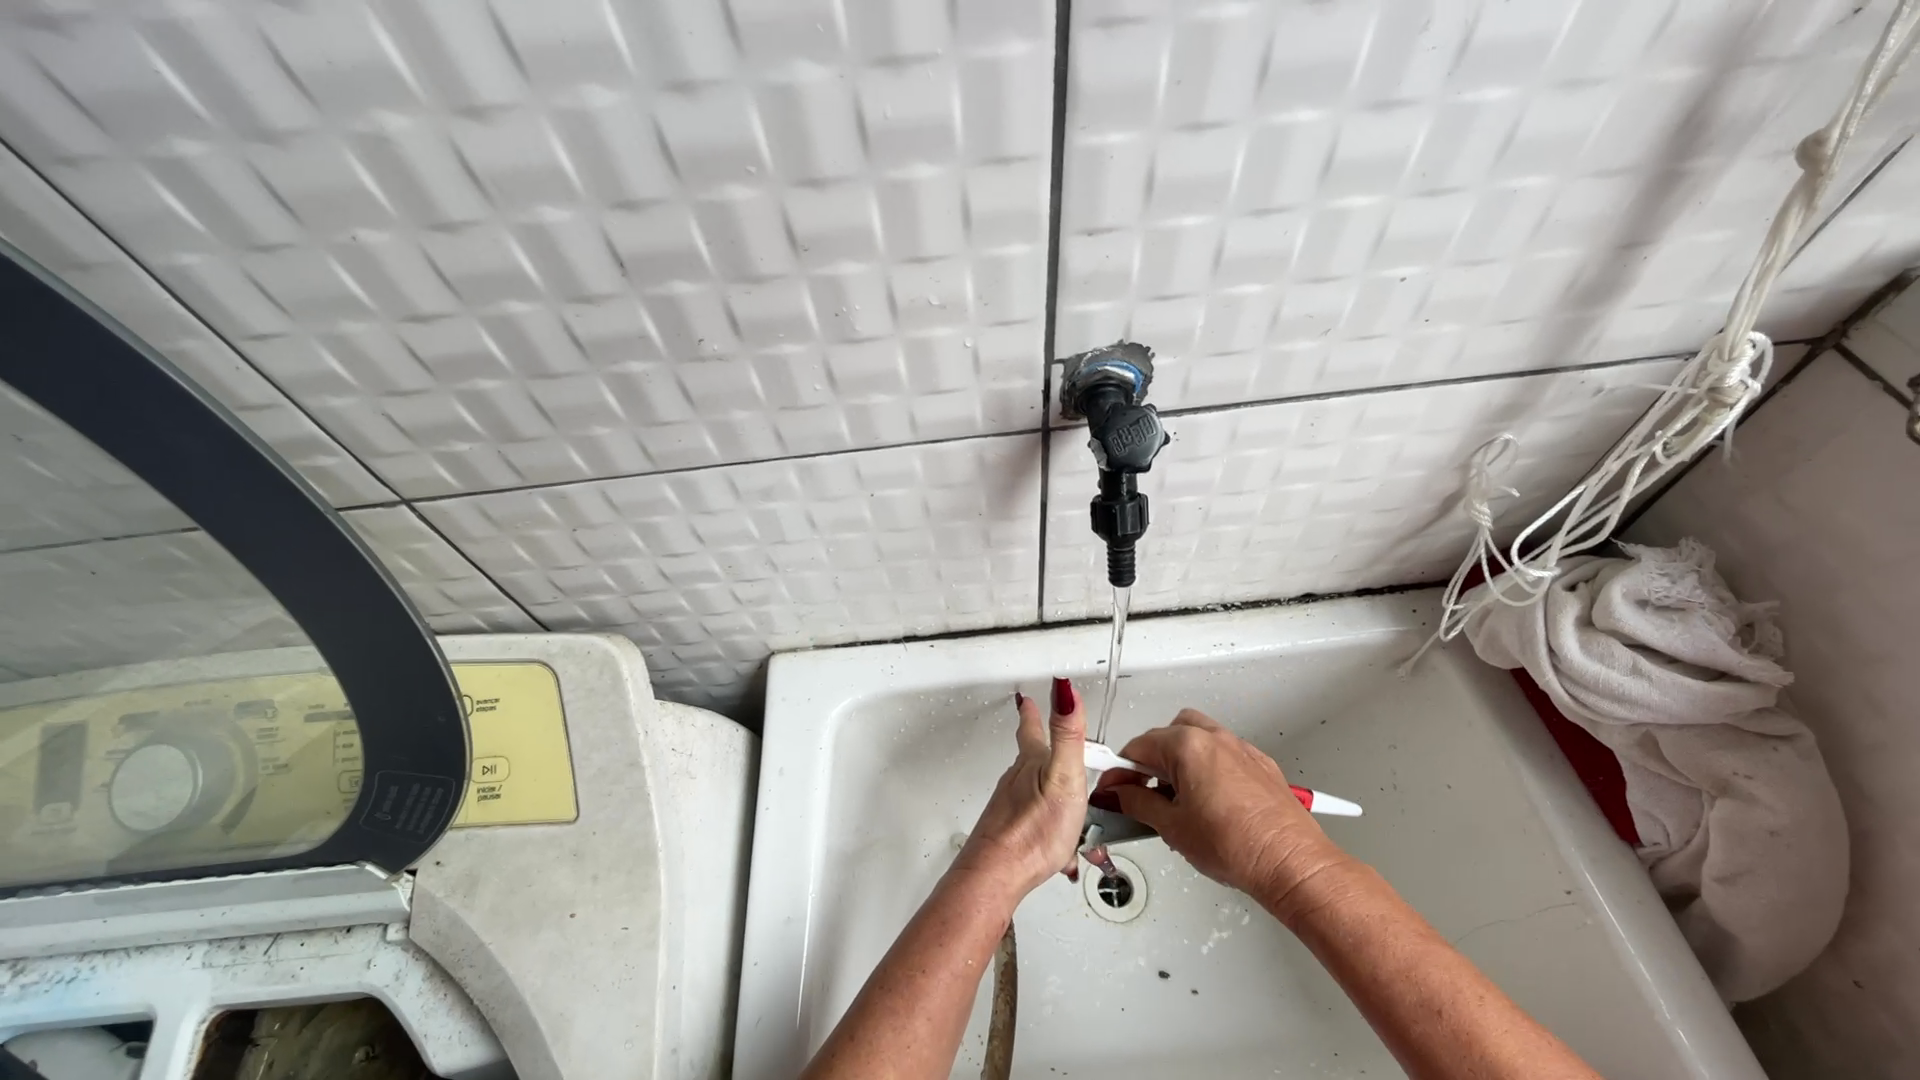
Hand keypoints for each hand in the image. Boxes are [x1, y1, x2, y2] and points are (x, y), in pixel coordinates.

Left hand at [954, 679, 1088, 901]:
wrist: (999, 873)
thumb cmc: (1032, 829)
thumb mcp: (1063, 776)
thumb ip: (1068, 734)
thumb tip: (1064, 688)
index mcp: (1033, 764)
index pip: (1032, 728)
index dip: (1031, 712)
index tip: (1026, 699)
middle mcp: (1018, 782)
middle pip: (1029, 758)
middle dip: (1038, 747)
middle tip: (1037, 733)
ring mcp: (1012, 808)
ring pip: (1031, 791)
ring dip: (1046, 789)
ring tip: (1058, 790)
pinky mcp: (1012, 834)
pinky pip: (1034, 823)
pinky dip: (1047, 825)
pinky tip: (1056, 841)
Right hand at [1095, 709, 1347, 901]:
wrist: (1291, 864)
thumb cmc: (1240, 846)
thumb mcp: (1171, 827)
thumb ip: (1137, 803)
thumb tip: (1122, 794)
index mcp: (1188, 746)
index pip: (1137, 747)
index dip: (1119, 771)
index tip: (1111, 788)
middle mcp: (1214, 739)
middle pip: (1165, 736)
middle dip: (1148, 762)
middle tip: (1138, 793)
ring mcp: (1240, 749)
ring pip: (1195, 739)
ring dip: (1176, 760)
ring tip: (1172, 798)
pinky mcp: (1259, 765)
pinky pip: (1221, 754)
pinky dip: (1204, 768)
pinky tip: (1203, 801)